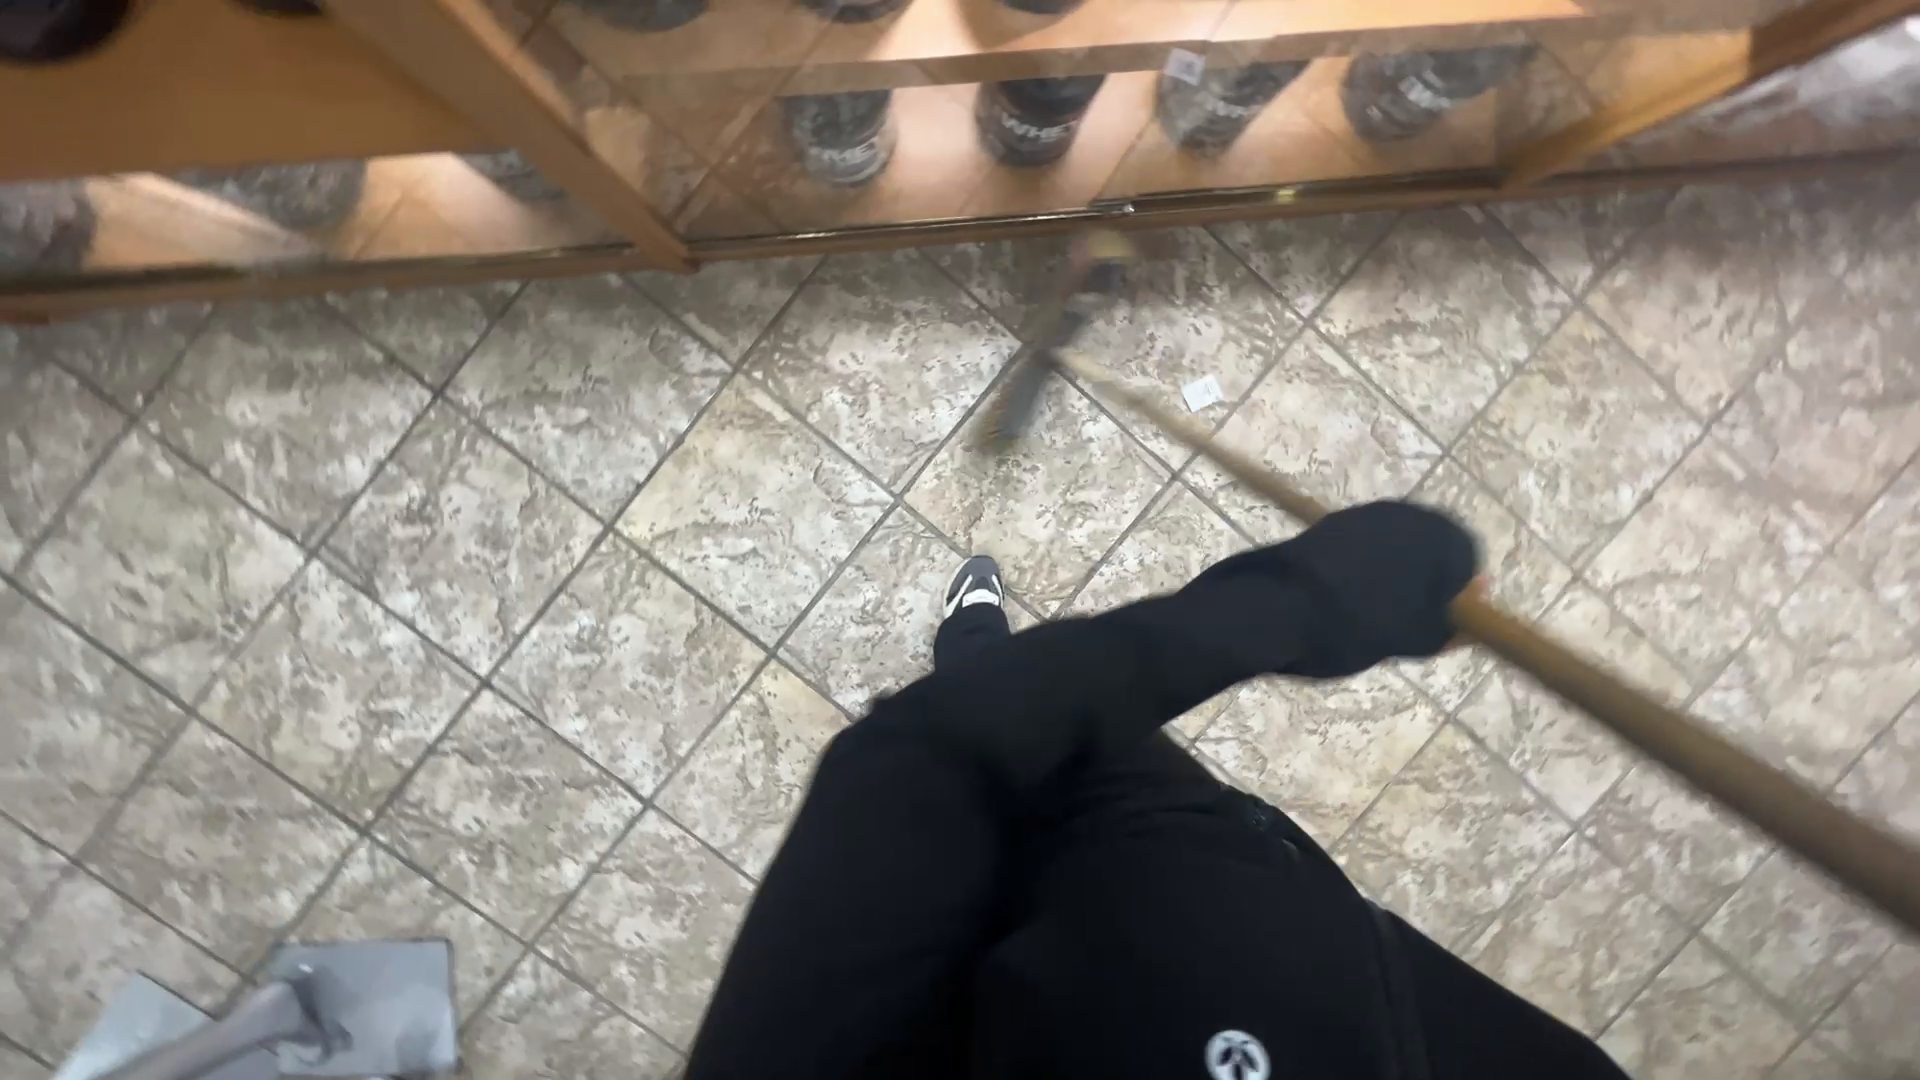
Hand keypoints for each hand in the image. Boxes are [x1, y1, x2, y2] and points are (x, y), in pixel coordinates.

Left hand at [1202, 501, 1479, 677]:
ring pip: (1388, 550)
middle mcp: (1401, 513)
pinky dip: (1353, 572)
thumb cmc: (1357, 626)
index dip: (1450, 595)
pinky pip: (1354, 551)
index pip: (1464, 562)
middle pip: (1424, 551)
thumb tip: (1477, 598)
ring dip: (1383, 577)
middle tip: (1397, 622)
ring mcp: (1357, 515)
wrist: (1275, 607)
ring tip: (1363, 615)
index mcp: (1439, 534)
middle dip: (1416, 582)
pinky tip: (1337, 600)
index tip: (1431, 622)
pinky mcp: (1321, 526)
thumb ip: (1452, 621)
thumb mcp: (1416, 638)